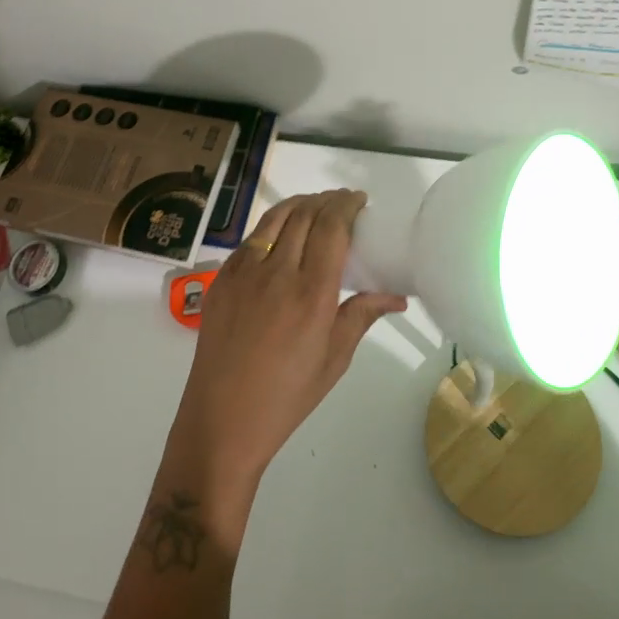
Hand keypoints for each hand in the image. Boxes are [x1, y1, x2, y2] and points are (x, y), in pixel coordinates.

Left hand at [168, 190, 406, 490]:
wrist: (224, 418)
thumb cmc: (288, 396)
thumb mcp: (334, 359)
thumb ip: (362, 316)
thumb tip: (397, 297)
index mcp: (312, 293)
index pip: (331, 227)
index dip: (346, 205)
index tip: (359, 200)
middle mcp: (277, 273)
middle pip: (304, 214)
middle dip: (326, 201)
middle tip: (342, 203)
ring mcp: (243, 274)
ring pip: (274, 219)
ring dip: (298, 205)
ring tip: (314, 207)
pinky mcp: (221, 281)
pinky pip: (250, 241)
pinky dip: (271, 227)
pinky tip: (281, 237)